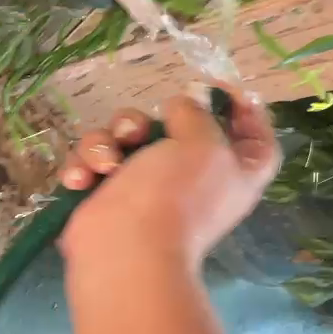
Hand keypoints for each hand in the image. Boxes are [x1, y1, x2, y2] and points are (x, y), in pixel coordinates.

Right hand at [58, 90, 281, 282]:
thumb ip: (195, 113)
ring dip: (103, 145)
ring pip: (118, 138)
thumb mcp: (202, 143)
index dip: (239, 106)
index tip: (211, 86)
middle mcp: (190, 173)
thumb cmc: (173, 196)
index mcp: (231, 167)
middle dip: (139, 123)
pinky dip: (84, 167)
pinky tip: (81, 182)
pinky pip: (91, 160)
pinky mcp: (105, 190)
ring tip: (103, 166)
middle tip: (132, 135)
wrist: (122, 247)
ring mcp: (143, 183)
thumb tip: (179, 106)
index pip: (251, 130)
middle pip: (166, 125)